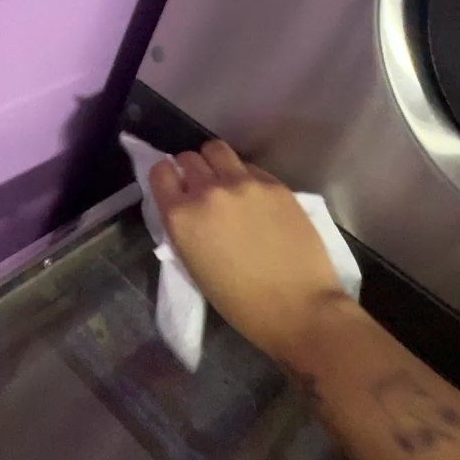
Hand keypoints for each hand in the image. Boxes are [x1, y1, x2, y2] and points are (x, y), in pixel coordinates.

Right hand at [148, 140, 355, 367]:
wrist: (299, 309)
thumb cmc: (240, 302)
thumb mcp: (194, 265)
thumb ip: (185, 227)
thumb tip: (187, 207)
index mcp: (182, 217)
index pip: (160, 173)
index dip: (167, 177)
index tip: (174, 185)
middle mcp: (208, 191)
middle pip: (188, 158)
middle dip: (190, 169)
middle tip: (201, 186)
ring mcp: (243, 184)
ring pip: (217, 150)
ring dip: (214, 162)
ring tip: (225, 179)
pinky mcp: (274, 184)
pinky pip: (250, 168)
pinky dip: (245, 176)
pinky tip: (256, 199)